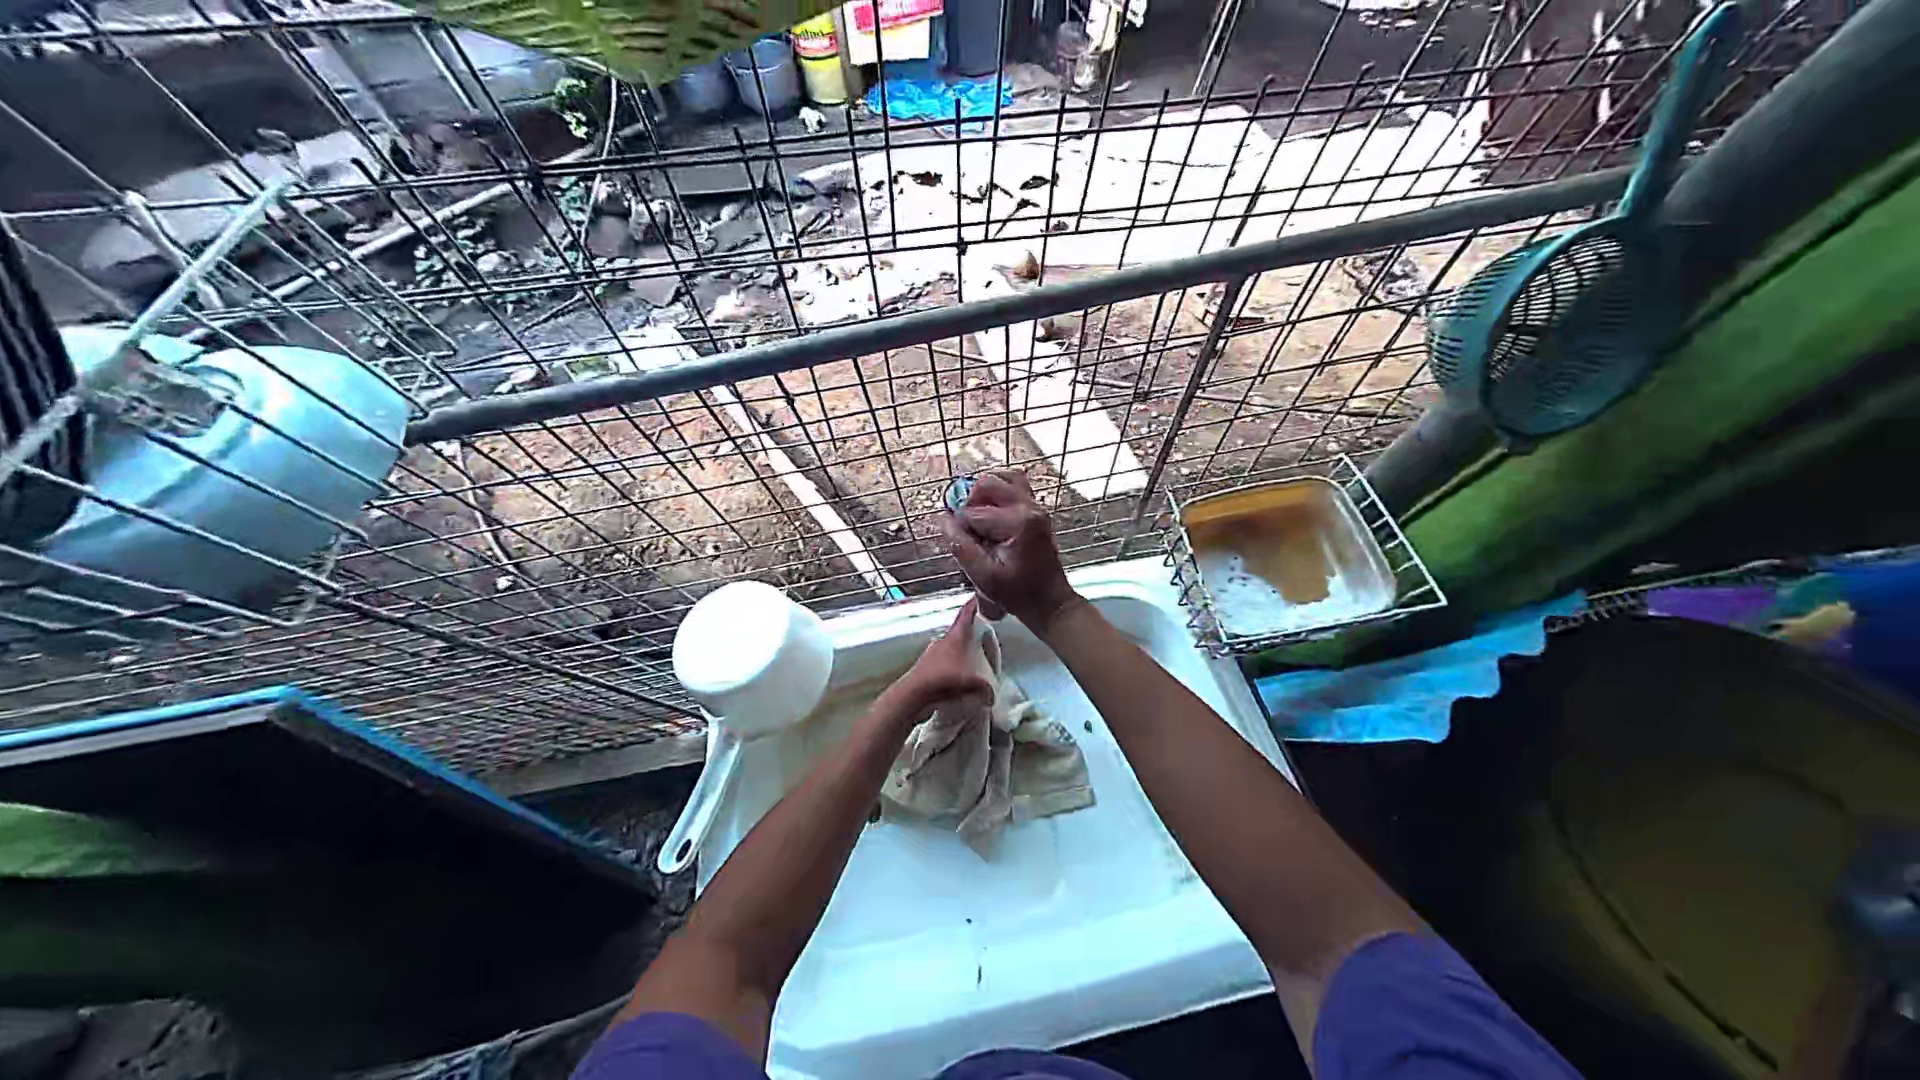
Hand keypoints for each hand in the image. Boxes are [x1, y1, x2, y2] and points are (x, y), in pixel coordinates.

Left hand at [886, 598, 992, 718]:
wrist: (913, 693)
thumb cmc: (944, 680)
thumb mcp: (972, 683)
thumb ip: (986, 687)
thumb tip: (992, 694)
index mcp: (955, 637)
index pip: (966, 614)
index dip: (974, 604)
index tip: (980, 595)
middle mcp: (943, 640)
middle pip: (959, 630)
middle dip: (971, 630)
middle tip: (984, 632)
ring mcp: (933, 652)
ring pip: (951, 646)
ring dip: (961, 648)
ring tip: (973, 656)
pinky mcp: (926, 666)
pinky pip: (944, 660)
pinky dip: (953, 663)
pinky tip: (958, 674)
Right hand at [943, 470, 1080, 631]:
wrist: (1049, 601)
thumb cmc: (1018, 593)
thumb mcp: (983, 576)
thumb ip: (960, 546)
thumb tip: (942, 519)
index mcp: (1018, 522)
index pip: (973, 512)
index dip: (961, 528)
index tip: (968, 548)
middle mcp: (1029, 506)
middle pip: (987, 484)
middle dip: (969, 503)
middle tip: (968, 528)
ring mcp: (1035, 505)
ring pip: (1002, 478)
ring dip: (983, 494)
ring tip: (978, 517)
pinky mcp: (1036, 508)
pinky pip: (1015, 484)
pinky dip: (998, 490)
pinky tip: (989, 509)